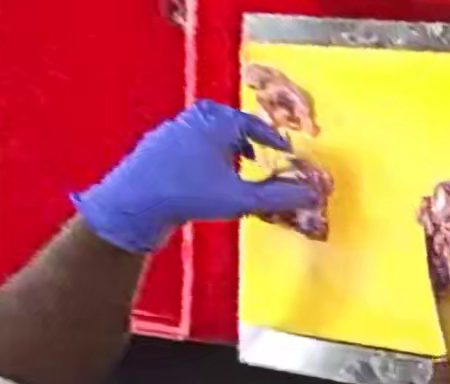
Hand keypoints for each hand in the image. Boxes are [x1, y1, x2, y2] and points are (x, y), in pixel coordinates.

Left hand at [71, 100, 319, 253]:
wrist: (137, 202)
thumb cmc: (193, 196)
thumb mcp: (244, 199)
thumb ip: (280, 197)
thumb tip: (312, 194)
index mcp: (210, 128)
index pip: (245, 120)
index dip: (269, 134)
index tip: (286, 150)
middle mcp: (189, 124)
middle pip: (219, 114)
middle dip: (243, 128)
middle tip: (261, 146)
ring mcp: (170, 134)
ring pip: (203, 126)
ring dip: (227, 139)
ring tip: (242, 160)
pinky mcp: (159, 149)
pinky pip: (191, 138)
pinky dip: (210, 148)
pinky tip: (216, 172)